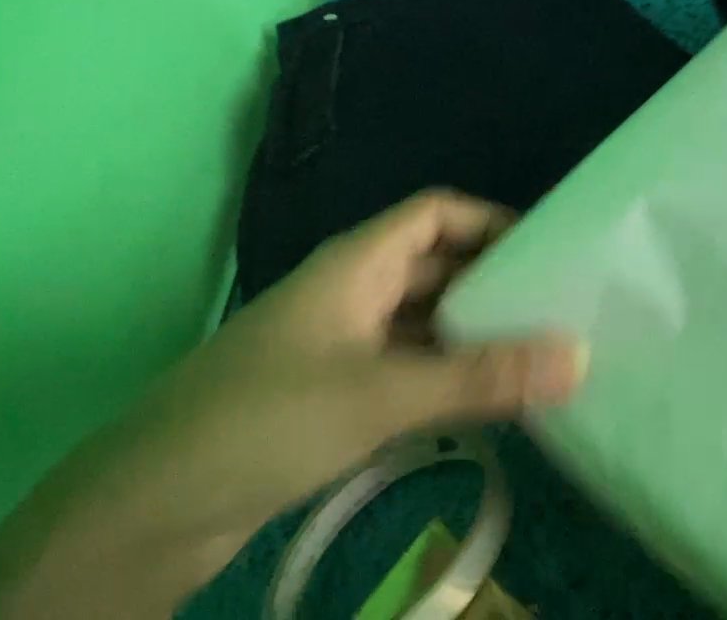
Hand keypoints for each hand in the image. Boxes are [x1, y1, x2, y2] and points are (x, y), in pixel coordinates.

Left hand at [0, 190, 585, 619]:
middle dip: (491, 285)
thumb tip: (580, 355)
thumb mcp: (382, 395)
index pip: (434, 213)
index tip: (549, 250)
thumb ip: (482, 377)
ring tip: (538, 359)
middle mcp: (349, 295)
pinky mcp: (329, 400)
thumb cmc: (264, 421)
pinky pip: (403, 374)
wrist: (145, 512)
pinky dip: (443, 382)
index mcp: (354, 265)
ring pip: (420, 327)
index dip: (490, 220)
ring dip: (471, 339)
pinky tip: (485, 409)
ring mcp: (337, 349)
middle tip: (559, 311)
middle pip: (433, 269)